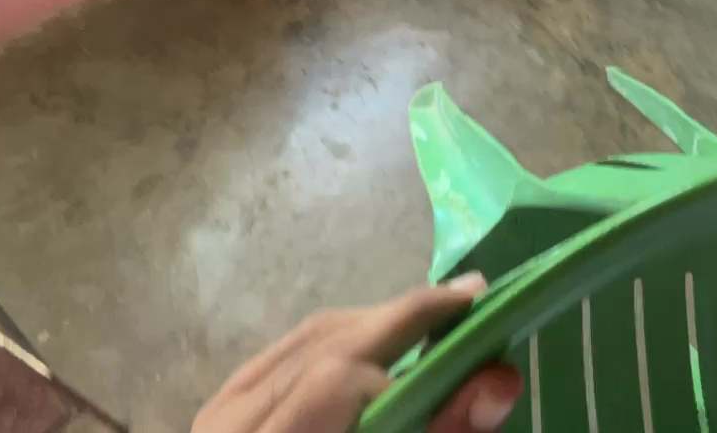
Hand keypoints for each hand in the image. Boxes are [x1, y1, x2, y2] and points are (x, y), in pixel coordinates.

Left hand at [193, 274, 521, 432]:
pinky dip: (345, 335)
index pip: (332, 382)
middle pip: (324, 346)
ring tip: (436, 317)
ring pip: (310, 339)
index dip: (404, 357)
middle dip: (406, 315)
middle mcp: (228, 432)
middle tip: (472, 296)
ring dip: (378, 322)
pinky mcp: (220, 410)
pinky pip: (291, 350)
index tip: (471, 331)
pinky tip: (381, 336)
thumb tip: (500, 377)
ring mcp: (216, 419)